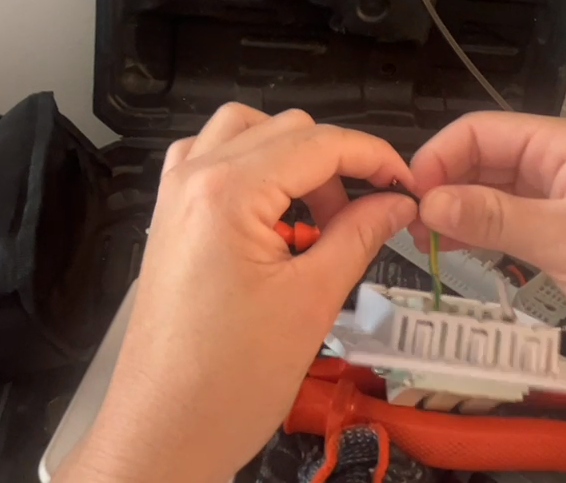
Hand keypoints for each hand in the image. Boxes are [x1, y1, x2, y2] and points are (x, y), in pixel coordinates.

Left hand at [60, 104, 415, 482]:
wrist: (162, 436)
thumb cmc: (227, 383)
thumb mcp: (311, 303)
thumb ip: (360, 235)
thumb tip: (396, 201)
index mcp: (227, 191)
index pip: (319, 143)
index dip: (373, 156)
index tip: (404, 182)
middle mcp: (195, 175)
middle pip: (286, 128)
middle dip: (336, 162)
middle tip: (363, 213)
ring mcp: (176, 191)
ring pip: (247, 129)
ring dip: (292, 155)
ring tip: (315, 211)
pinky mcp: (171, 213)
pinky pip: (211, 154)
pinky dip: (249, 163)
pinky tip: (268, 205)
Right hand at [408, 111, 565, 407]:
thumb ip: (495, 217)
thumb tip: (430, 201)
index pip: (484, 131)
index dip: (442, 156)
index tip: (411, 193)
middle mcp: (562, 166)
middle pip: (485, 159)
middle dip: (447, 184)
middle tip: (412, 222)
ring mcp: (562, 204)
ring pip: (493, 193)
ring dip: (460, 211)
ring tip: (427, 238)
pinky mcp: (564, 240)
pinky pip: (508, 224)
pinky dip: (481, 234)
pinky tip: (459, 248)